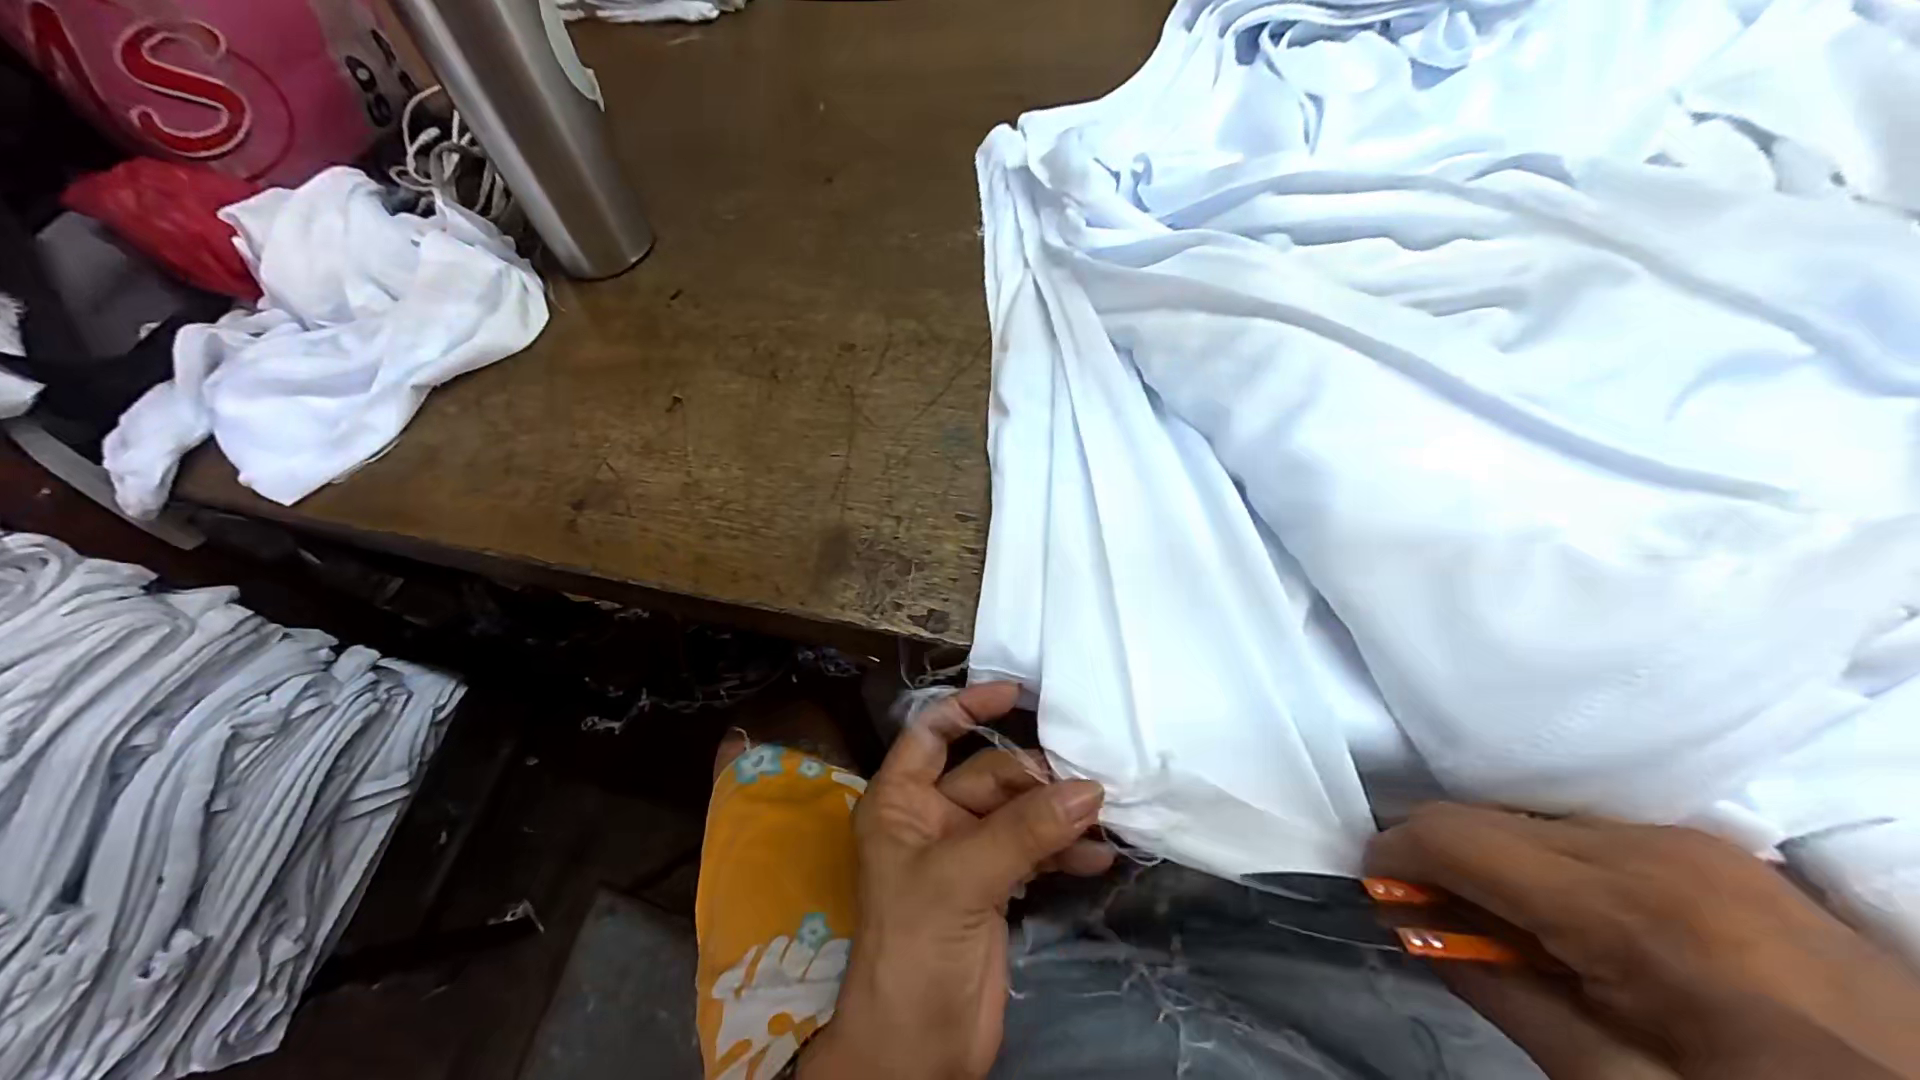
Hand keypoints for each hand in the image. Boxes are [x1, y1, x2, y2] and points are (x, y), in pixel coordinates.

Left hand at [799, 682, 1112, 1079]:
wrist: (917, 1049)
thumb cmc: (914, 948)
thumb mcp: (962, 879)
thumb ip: (1025, 831)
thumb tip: (1089, 790)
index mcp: (901, 802)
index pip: (931, 733)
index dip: (969, 707)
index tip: (1016, 693)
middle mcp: (931, 818)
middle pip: (990, 775)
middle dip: (1037, 779)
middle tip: (1089, 785)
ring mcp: (965, 852)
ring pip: (1018, 813)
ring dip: (1058, 815)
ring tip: (1103, 819)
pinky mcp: (995, 885)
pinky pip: (1034, 850)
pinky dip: (1064, 852)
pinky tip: (1098, 859)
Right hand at [1368, 803, 1919, 1079]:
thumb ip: (1500, 992)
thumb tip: (1409, 927)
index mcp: (1632, 910)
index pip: (1453, 836)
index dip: (1393, 860)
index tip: (1376, 898)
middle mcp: (1653, 848)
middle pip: (1482, 817)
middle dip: (1437, 861)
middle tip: (1435, 924)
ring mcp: (1692, 840)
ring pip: (1527, 819)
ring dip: (1492, 863)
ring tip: (1511, 930)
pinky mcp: (1717, 848)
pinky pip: (1586, 831)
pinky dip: (1545, 863)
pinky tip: (1574, 921)